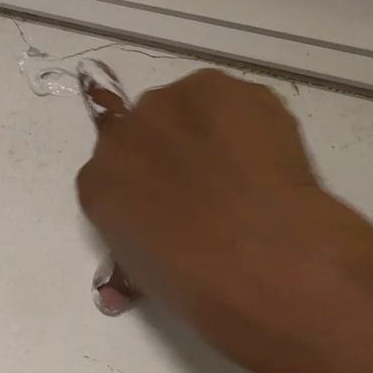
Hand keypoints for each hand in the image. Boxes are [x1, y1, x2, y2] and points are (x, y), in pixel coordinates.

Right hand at [76, 68, 372, 360]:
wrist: (265, 260)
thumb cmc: (202, 286)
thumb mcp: (149, 277)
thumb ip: (136, 244)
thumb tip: (132, 274)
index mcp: (98, 182)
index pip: (115, 174)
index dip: (149, 187)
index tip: (179, 206)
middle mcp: (121, 134)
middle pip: (146, 133)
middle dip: (175, 153)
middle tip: (216, 188)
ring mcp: (165, 103)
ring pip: (188, 109)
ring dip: (211, 131)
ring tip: (252, 173)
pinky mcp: (213, 86)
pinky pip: (234, 101)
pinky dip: (253, 122)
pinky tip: (274, 160)